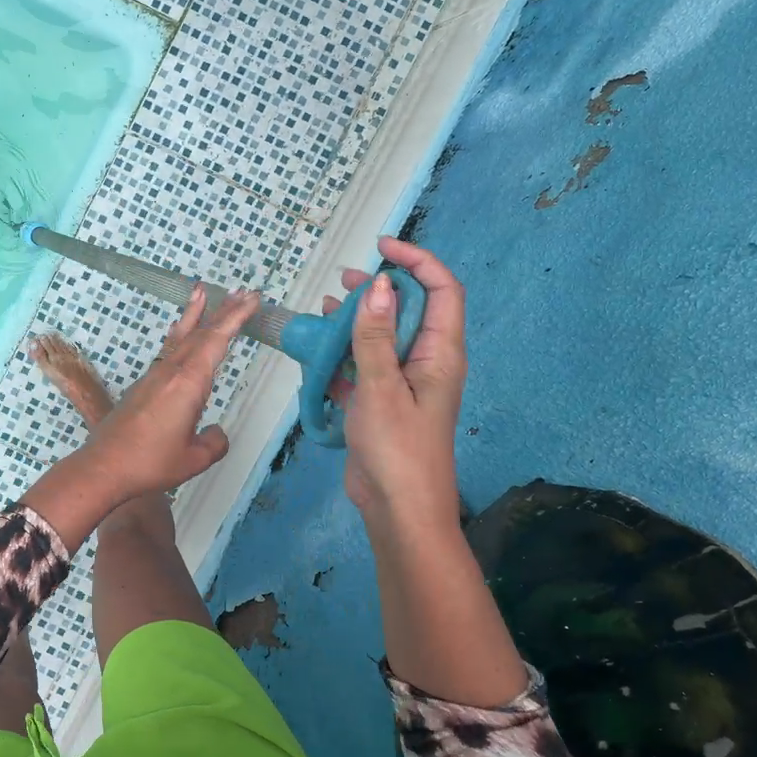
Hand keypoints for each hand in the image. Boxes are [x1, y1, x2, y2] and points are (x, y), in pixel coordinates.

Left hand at [75, 285, 261, 500]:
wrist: (103, 466)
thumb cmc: (150, 463)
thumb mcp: (194, 458)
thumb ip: (214, 442)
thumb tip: (217, 431)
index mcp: (187, 384)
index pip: (215, 341)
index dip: (235, 318)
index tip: (251, 298)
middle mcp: (170, 372)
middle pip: (199, 334)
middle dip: (221, 311)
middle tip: (241, 291)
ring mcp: (153, 377)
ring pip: (179, 338)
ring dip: (195, 316)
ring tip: (202, 292)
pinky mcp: (142, 386)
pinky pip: (166, 351)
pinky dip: (178, 336)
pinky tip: (178, 333)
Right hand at [321, 238, 466, 527]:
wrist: (399, 508)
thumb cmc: (398, 447)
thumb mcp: (381, 387)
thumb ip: (374, 336)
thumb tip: (379, 285)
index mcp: (439, 354)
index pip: (442, 291)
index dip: (417, 262)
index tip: (381, 247)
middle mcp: (425, 363)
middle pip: (409, 311)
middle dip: (378, 289)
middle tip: (342, 279)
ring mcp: (403, 384)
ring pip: (381, 338)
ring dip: (354, 322)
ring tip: (322, 311)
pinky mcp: (381, 403)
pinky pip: (362, 367)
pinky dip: (340, 356)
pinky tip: (315, 354)